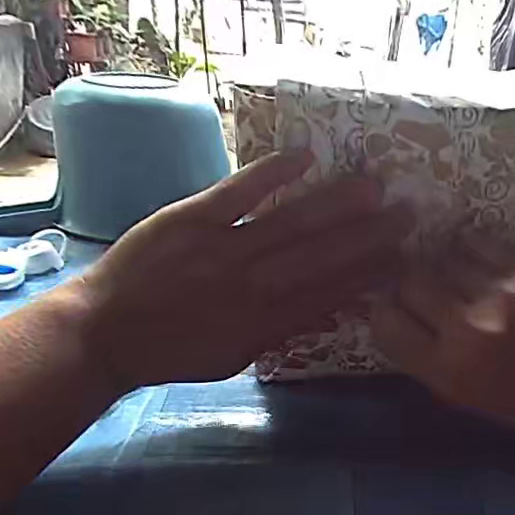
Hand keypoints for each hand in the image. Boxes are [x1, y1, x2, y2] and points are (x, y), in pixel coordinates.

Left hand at [64, 152, 411, 389]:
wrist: (105, 332)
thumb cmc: (173, 351)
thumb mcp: (233, 357)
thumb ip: (283, 331)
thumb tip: (332, 310)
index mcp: (263, 322)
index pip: (329, 294)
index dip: (370, 275)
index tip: (403, 258)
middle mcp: (251, 284)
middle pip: (320, 256)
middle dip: (368, 235)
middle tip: (409, 213)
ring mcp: (221, 248)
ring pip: (289, 223)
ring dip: (335, 203)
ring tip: (375, 186)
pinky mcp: (190, 218)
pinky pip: (238, 193)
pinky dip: (271, 175)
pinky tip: (305, 158)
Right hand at [370, 231, 514, 446]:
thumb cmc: (510, 399)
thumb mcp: (453, 392)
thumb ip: (415, 350)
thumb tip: (380, 304)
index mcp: (447, 369)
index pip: (387, 321)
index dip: (381, 309)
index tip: (390, 305)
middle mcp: (471, 330)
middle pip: (411, 281)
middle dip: (408, 284)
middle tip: (420, 289)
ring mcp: (505, 295)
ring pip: (443, 259)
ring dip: (440, 267)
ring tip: (452, 278)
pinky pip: (479, 241)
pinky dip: (467, 246)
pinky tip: (469, 257)